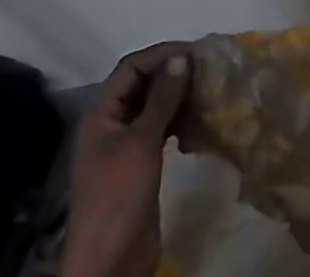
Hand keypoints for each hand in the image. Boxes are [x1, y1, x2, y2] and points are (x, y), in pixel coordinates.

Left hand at [59, 42, 193, 276]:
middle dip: (172, 73)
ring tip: (208, 89)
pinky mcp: (140, 164)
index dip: (161, 55)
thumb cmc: (119, 196)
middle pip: (141, 84)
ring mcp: (125, 145)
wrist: (109, 263)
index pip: (130, 68)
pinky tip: (200, 120)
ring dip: (178, 96)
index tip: (195, 52)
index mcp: (100, 114)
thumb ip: (162, 98)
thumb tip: (181, 58)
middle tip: (207, 68)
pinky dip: (179, 120)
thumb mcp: (141, 142)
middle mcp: (111, 124)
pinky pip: (161, 129)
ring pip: (153, 106)